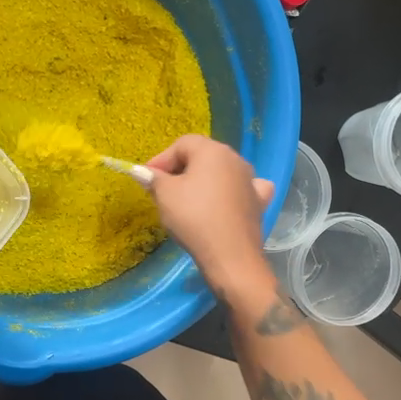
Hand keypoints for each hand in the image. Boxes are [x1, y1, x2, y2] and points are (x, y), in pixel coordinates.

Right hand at [147, 136, 277, 301]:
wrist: (230, 255)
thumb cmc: (193, 217)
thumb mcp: (165, 194)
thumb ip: (153, 178)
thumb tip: (142, 171)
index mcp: (212, 150)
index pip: (181, 144)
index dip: (161, 159)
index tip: (147, 178)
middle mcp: (235, 159)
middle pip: (202, 156)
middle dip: (180, 170)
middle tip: (162, 189)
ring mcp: (250, 180)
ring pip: (222, 172)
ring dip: (204, 180)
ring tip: (188, 199)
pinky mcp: (258, 202)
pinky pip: (243, 189)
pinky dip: (232, 192)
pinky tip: (227, 201)